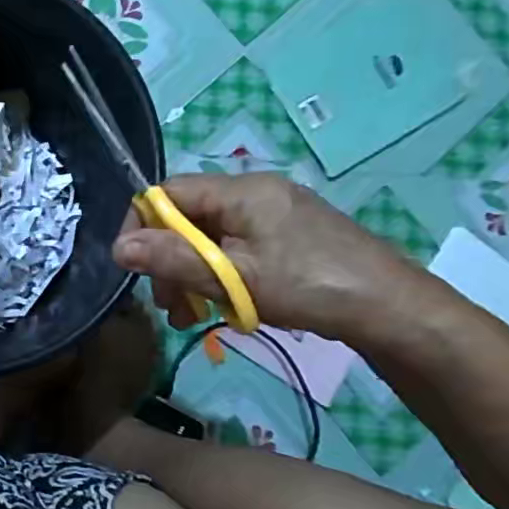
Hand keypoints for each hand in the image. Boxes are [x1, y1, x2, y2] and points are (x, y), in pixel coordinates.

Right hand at [110, 172, 432, 339]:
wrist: (389, 308)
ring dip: (193, 274)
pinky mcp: (289, 237)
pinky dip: (222, 276)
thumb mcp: (234, 277)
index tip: (132, 266)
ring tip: (190, 316)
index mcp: (241, 191)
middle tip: (168, 304)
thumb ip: (174, 260)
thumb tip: (119, 247)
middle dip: (169, 260)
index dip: (142, 224)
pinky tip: (221, 307)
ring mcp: (275, 215)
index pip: (169, 191)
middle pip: (190, 217)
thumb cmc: (308, 286)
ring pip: (213, 238)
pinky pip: (239, 249)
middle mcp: (256, 193)